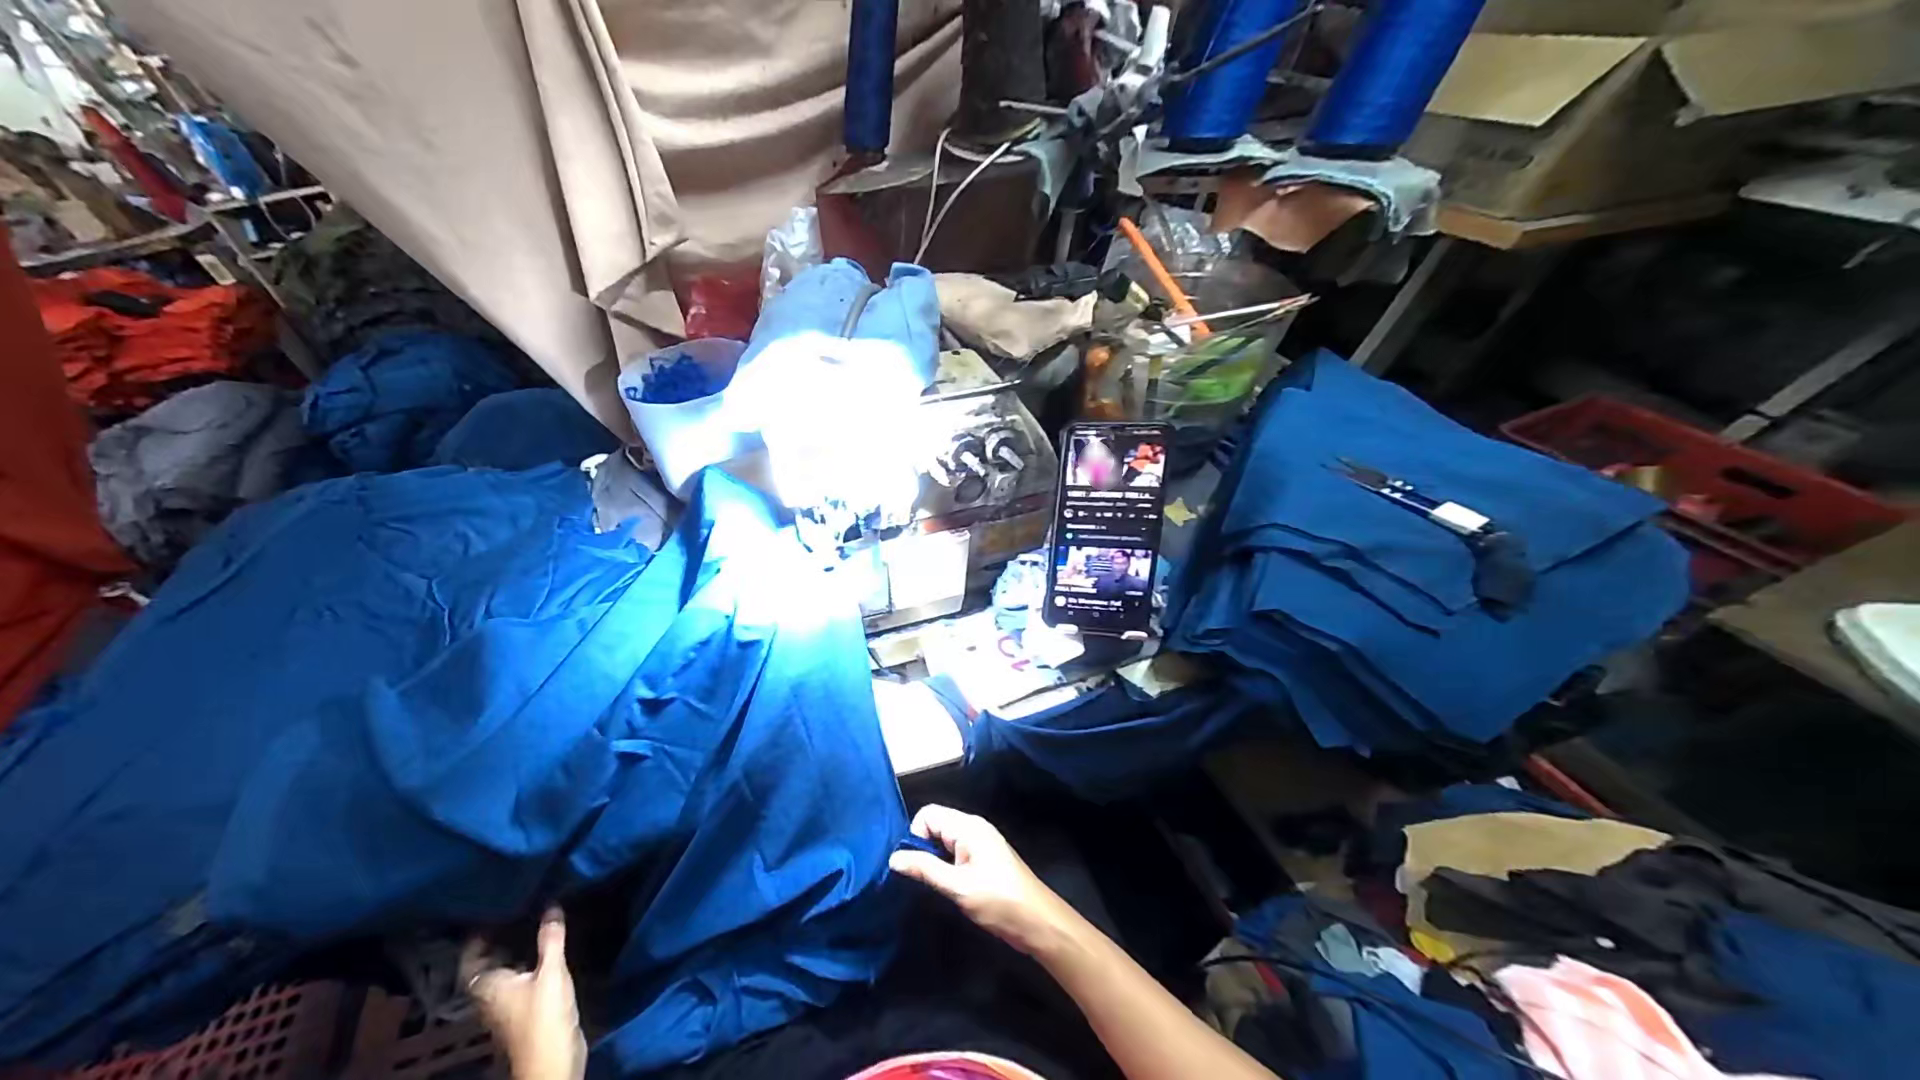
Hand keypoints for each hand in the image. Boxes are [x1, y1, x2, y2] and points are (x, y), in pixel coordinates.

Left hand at [461, 908, 587, 1079]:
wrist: (552, 1062)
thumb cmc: (543, 1016)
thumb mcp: (551, 973)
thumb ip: (551, 940)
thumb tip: (551, 905)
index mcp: (487, 986)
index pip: (472, 956)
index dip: (479, 933)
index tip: (496, 907)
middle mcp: (490, 995)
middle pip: (487, 963)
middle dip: (500, 938)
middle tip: (520, 907)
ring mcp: (507, 1004)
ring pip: (505, 970)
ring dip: (516, 949)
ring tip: (534, 921)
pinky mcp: (525, 1009)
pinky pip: (520, 978)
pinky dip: (528, 962)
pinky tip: (546, 949)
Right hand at [888, 805, 1090, 961]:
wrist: (1039, 923)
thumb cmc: (1000, 901)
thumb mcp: (958, 887)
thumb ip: (925, 869)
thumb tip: (894, 858)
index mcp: (968, 827)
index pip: (928, 814)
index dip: (915, 835)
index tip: (913, 864)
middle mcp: (973, 829)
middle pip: (935, 826)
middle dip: (922, 848)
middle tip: (920, 878)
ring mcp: (980, 844)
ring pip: (943, 842)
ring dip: (933, 860)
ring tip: (932, 885)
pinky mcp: (983, 860)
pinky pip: (954, 854)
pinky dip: (945, 867)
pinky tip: (947, 888)